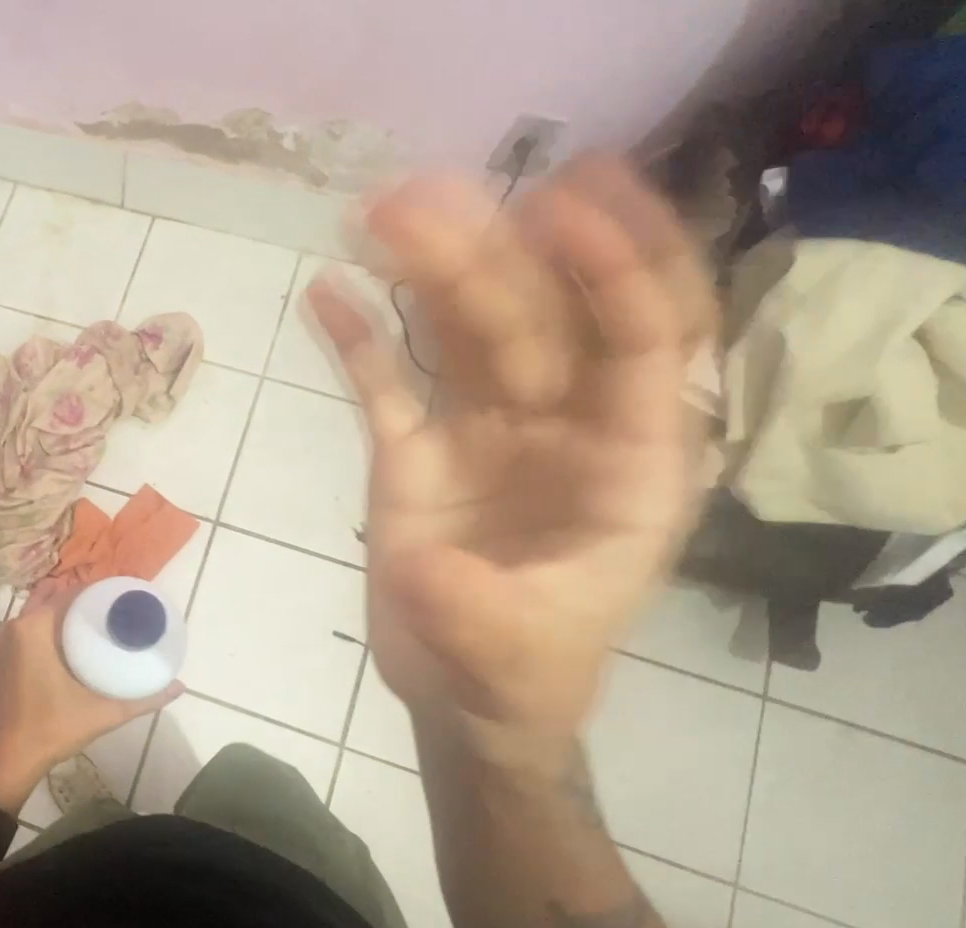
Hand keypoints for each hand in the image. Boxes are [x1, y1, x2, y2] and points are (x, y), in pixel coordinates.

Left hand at [0, 584, 183, 810]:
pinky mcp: (5, 652)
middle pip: (54, 596)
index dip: (96, 590)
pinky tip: (75, 634)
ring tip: (98, 617)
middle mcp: (16, 625)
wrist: (17, 753)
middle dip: (82, 598)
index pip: (69, 594)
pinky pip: (30, 624)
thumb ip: (144, 699)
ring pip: (40, 609)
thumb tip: (180, 686)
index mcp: (34, 629)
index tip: (121, 595)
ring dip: (65, 609)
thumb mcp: (104, 712)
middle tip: (114, 607)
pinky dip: (50, 623)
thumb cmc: (56, 727)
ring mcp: (6, 638)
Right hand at [309, 155, 714, 738]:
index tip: (560, 203)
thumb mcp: (513, 651)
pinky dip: (359, 340)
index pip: (639, 339)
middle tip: (420, 193)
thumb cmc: (518, 671)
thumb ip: (478, 607)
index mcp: (625, 462)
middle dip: (485, 254)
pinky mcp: (413, 453)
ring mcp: (479, 434)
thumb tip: (426, 563)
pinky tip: (326, 292)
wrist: (464, 695)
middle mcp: (558, 427)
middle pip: (531, 320)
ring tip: (375, 211)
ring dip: (422, 272)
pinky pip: (386, 384)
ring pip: (457, 335)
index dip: (611, 265)